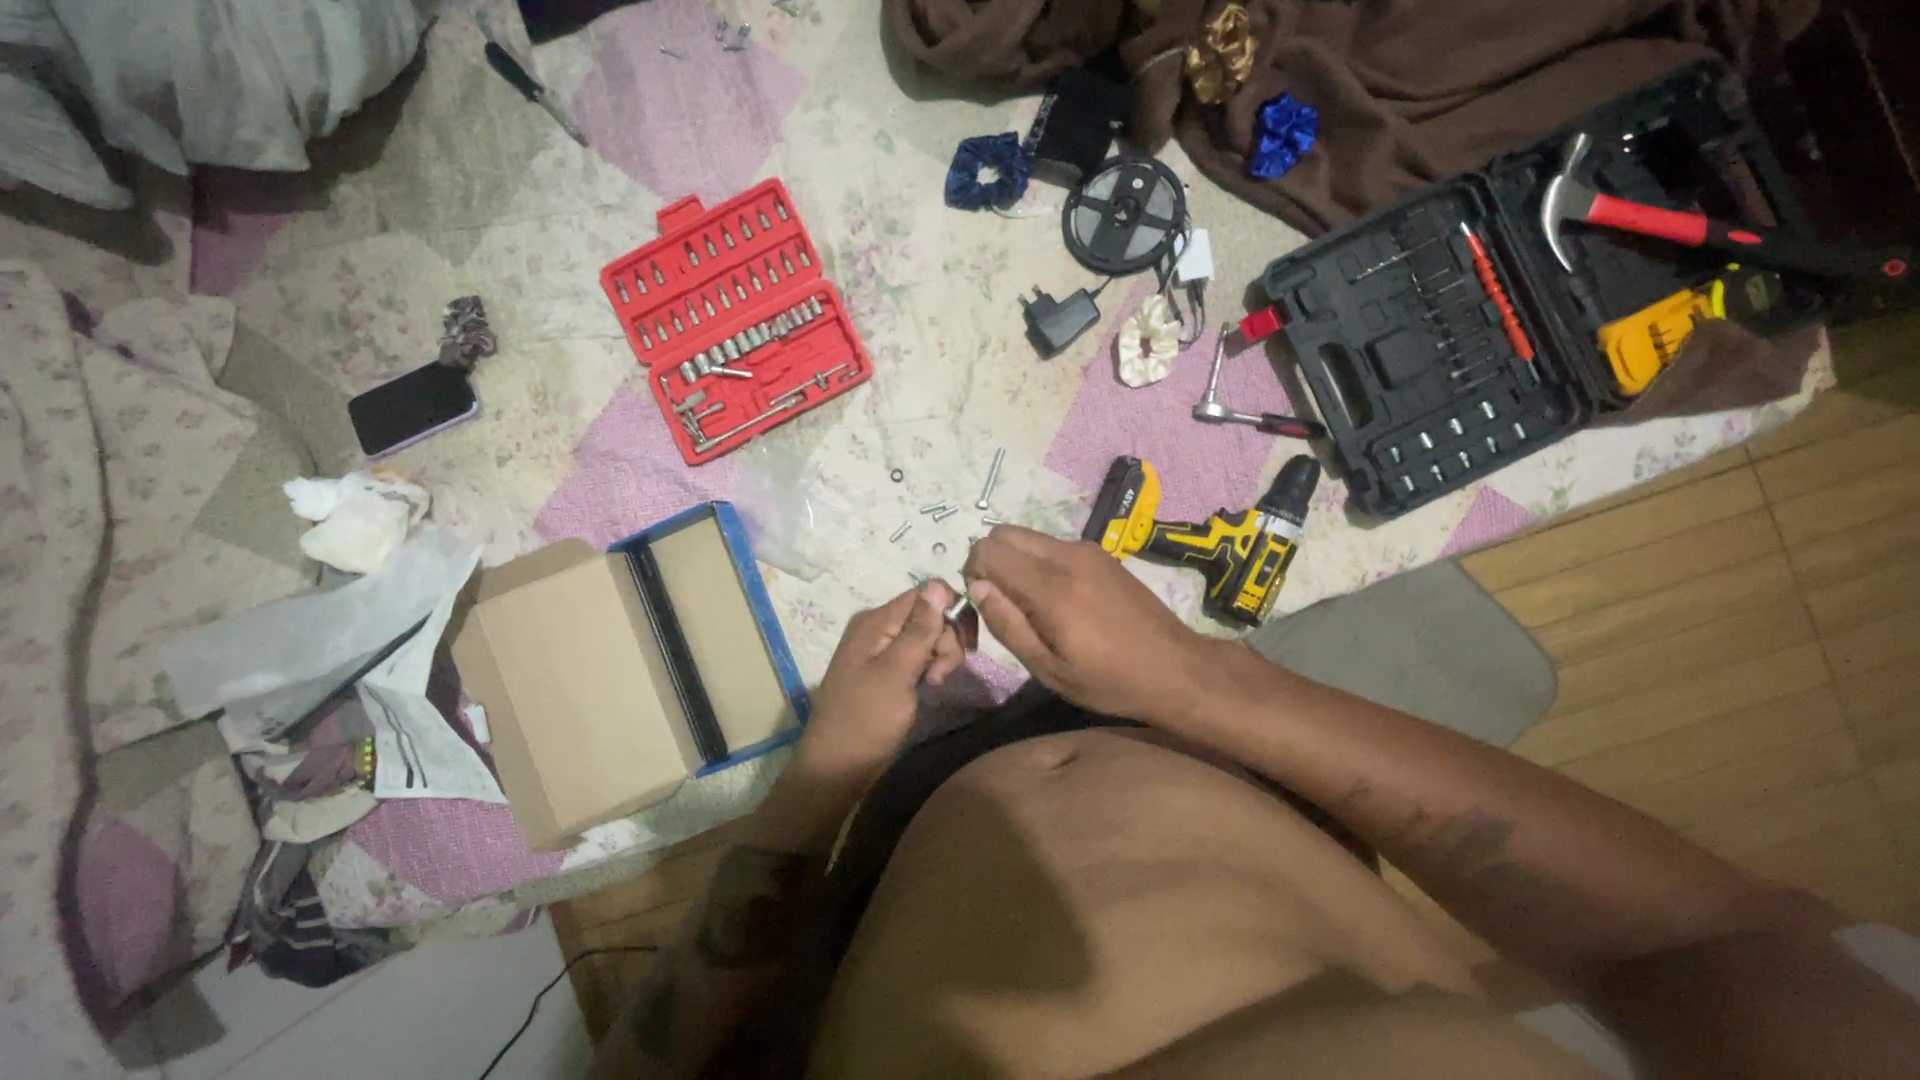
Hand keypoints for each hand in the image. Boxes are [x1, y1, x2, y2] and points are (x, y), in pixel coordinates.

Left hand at [790, 580, 965, 791]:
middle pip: (930, 614)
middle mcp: (877, 627)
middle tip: (940, 676)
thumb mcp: (897, 673)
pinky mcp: (886, 671)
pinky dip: (929, 669)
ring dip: (941, 658)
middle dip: (946, 641)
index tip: (962, 646)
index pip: (927, 593)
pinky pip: (917, 656)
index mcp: (876, 620)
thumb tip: (938, 584)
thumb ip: (919, 630)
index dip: (951, 614)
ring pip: (928, 637)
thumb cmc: (866, 721)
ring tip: (933, 686)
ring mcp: (880, 650)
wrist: (836, 769)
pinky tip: (928, 688)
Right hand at [963, 526, 1214, 724]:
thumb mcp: (1048, 669)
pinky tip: (1060, 600)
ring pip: (1029, 537)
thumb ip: (1007, 625)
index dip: (974, 574)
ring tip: (1032, 606)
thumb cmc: (1109, 680)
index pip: (987, 550)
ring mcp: (1087, 550)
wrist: (1175, 668)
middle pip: (1004, 534)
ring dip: (1017, 562)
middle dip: (991, 562)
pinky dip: (1041, 563)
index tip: (987, 606)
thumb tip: (977, 587)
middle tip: (1004, 604)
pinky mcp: (1102, 554)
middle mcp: (1067, 556)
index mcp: (1051, 586)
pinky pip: (1054, 546)